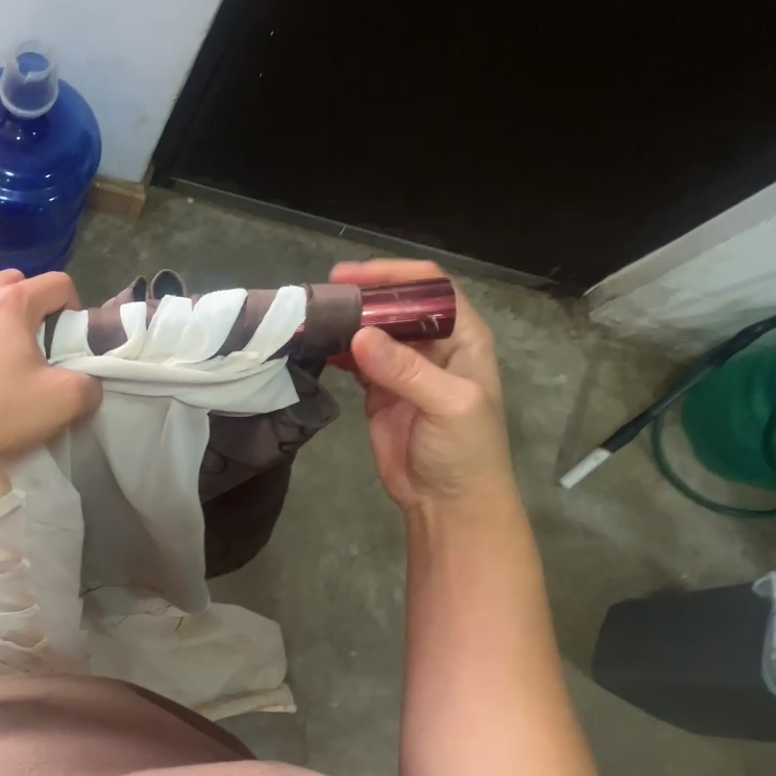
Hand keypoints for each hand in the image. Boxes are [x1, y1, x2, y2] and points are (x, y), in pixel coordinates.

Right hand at [331, 260, 514, 511]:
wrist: (447, 500)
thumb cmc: (465, 450)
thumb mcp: (448, 405)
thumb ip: (406, 370)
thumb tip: (359, 336)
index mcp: (463, 337)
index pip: (430, 288)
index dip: (393, 275)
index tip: (350, 277)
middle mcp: (433, 345)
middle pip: (395, 305)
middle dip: (361, 295)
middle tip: (318, 296)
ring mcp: (403, 368)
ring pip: (373, 331)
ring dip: (345, 322)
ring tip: (309, 317)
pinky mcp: (379, 391)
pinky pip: (356, 360)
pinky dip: (336, 351)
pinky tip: (314, 346)